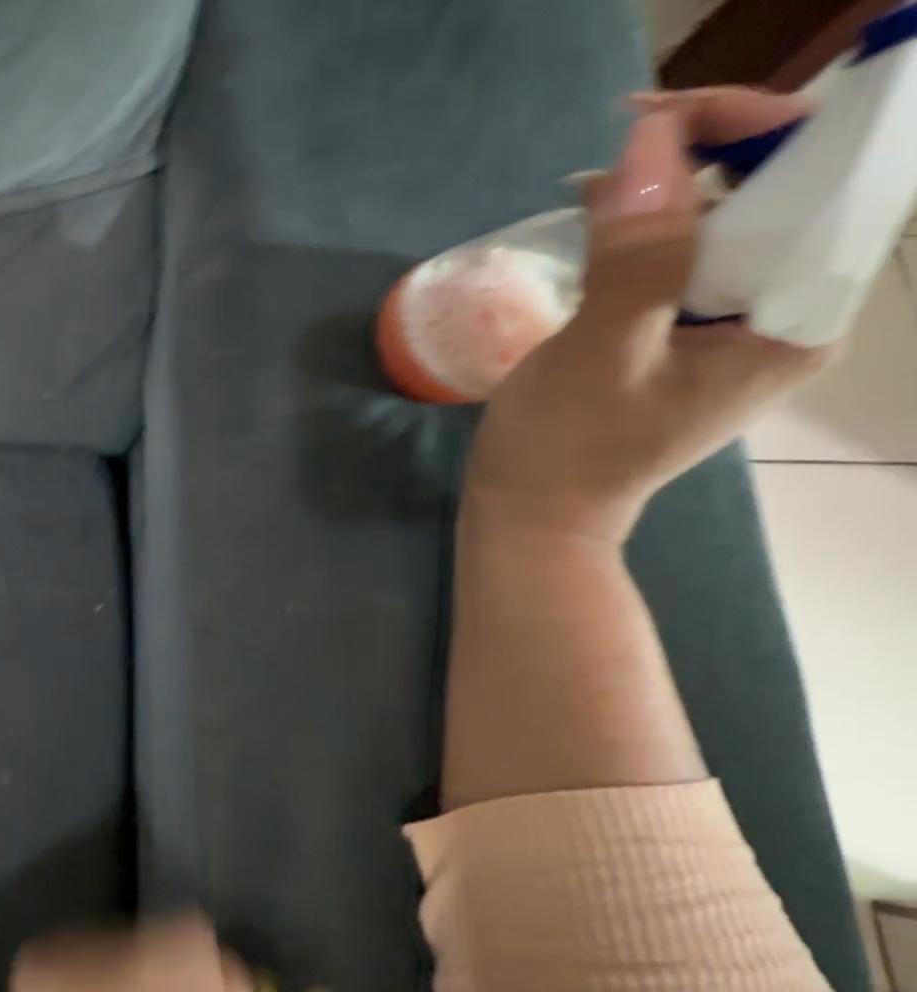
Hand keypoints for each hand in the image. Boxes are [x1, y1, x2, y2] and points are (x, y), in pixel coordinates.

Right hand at [463, 89, 835, 543]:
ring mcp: (741, 330)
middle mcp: (788, 318)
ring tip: (599, 181)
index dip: (757, 130)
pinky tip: (606, 221)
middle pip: (779, 200)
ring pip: (731, 225)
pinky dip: (652, 229)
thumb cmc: (565, 447)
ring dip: (672, 189)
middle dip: (710, 153)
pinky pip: (695, 259)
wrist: (533, 516)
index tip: (661, 115)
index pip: (817, 189)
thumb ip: (637, 253)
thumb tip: (649, 143)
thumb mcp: (600, 350)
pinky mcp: (696, 337)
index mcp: (795, 323)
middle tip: (624, 136)